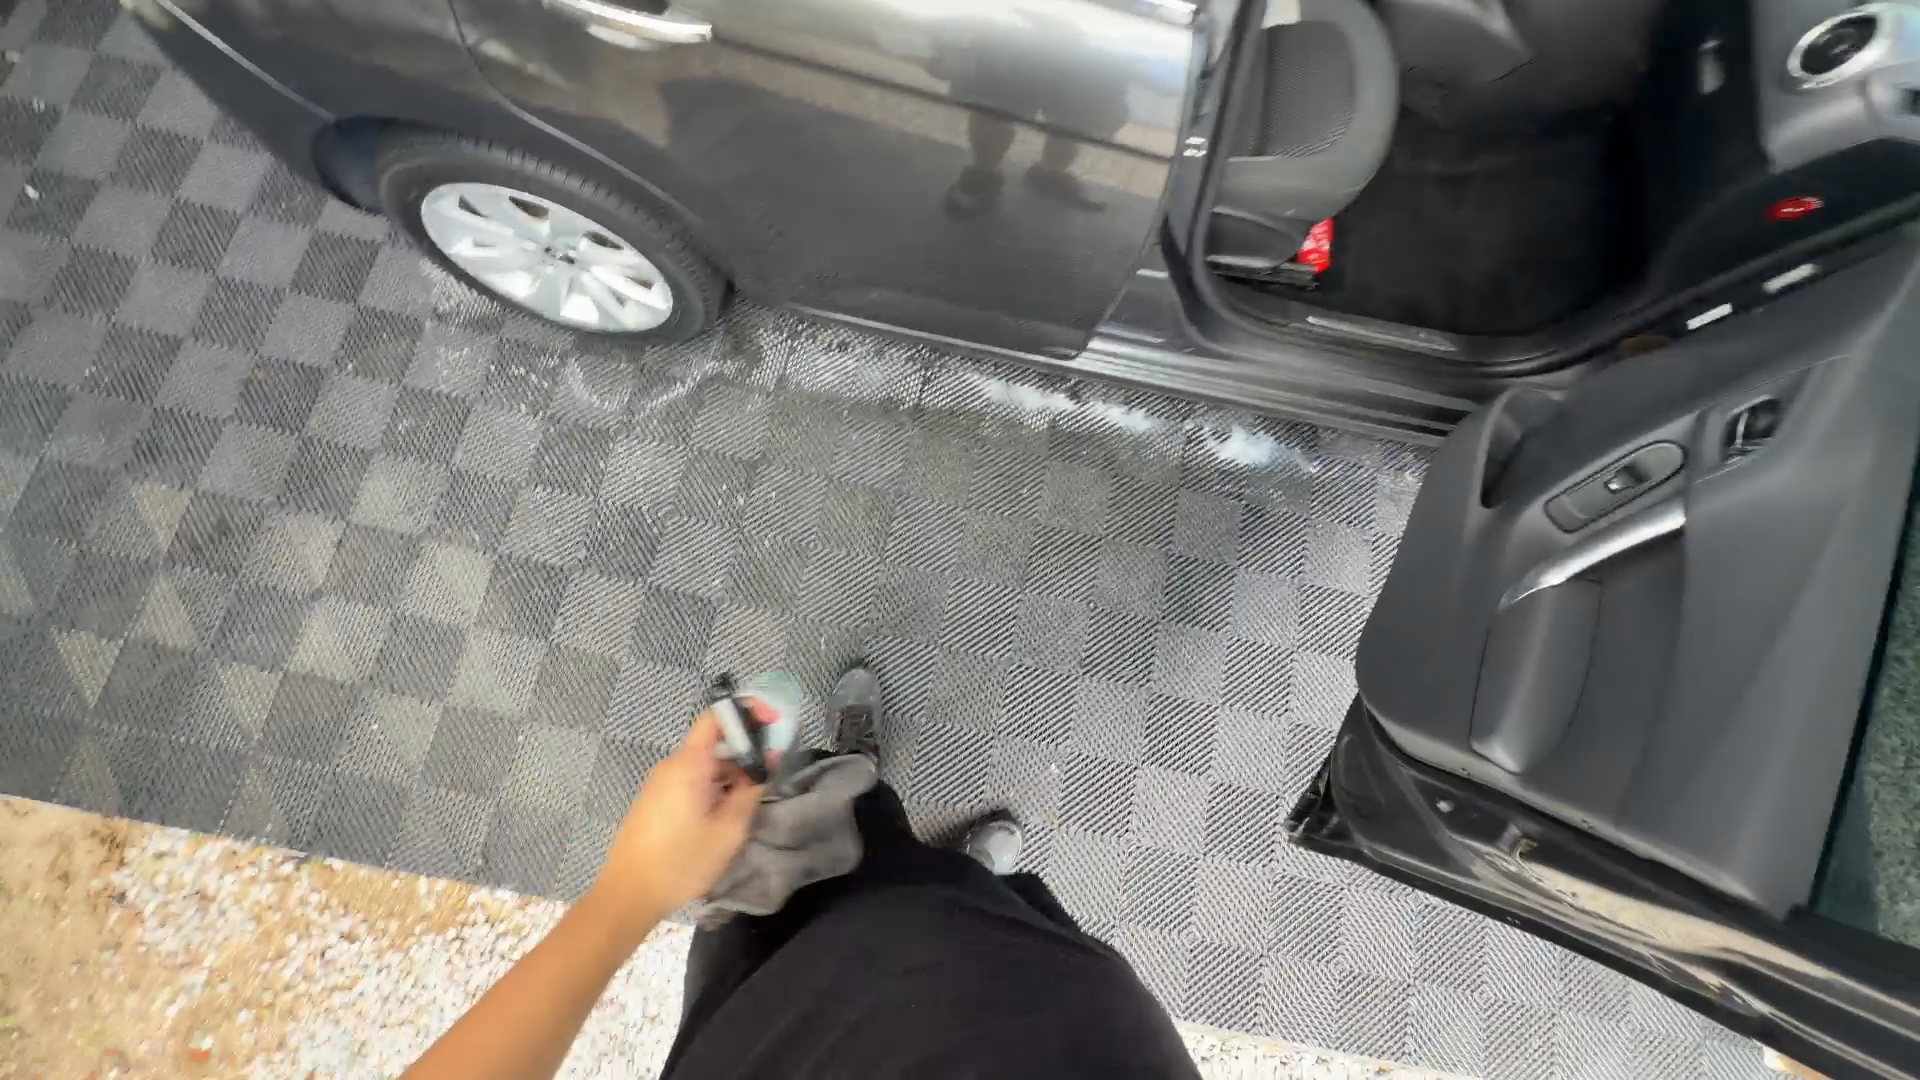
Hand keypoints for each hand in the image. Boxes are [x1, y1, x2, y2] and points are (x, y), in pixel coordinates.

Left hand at [585, 708, 765, 936]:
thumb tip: (765, 761)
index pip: (716, 717)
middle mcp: (672, 766)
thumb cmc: (681, 862)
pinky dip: (713, 786)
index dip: (746, 712)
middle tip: (768, 773)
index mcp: (689, 764)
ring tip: (750, 800)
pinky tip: (724, 814)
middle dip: (744, 751)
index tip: (772, 724)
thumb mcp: (729, 830)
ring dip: (730, 774)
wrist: (627, 897)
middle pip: (713, 742)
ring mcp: (660, 784)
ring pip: (704, 764)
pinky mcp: (656, 801)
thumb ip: (751, 789)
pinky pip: (691, 780)